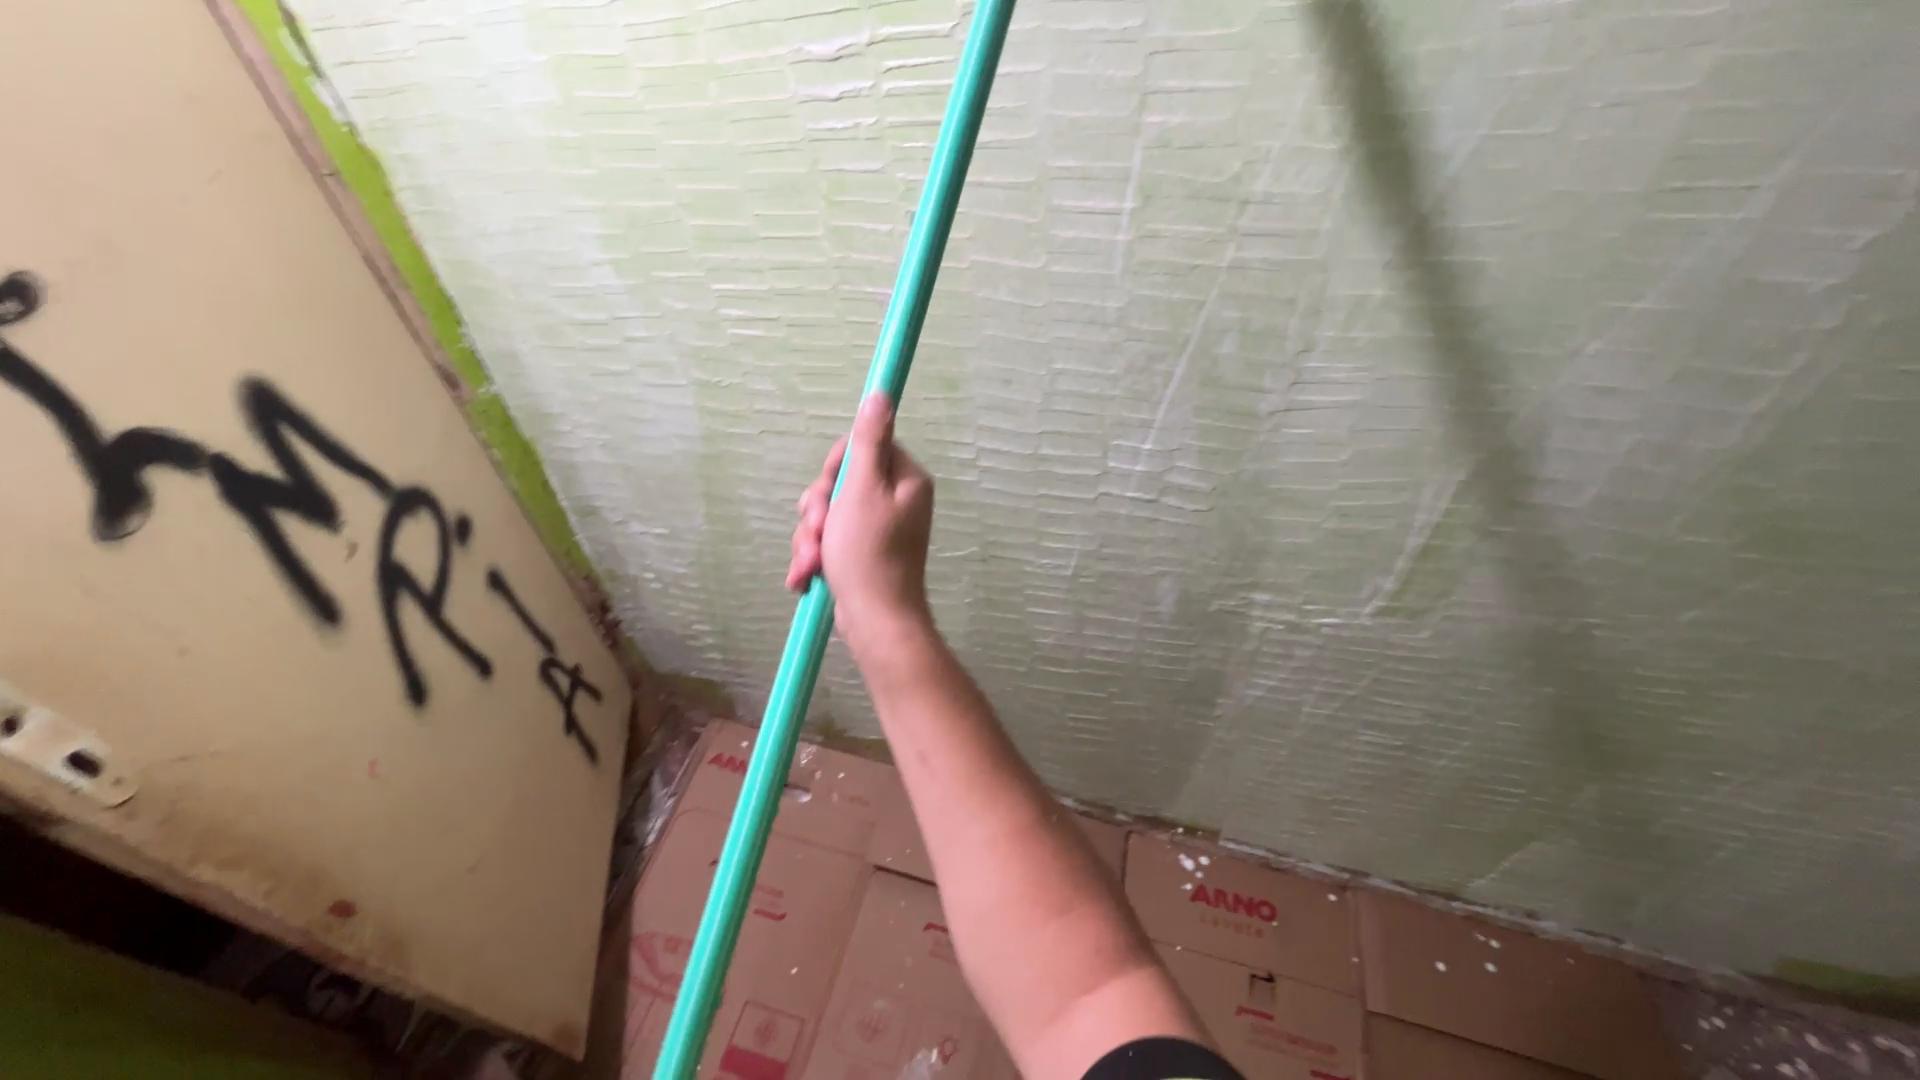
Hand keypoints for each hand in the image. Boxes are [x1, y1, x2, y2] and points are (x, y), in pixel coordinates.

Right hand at [787, 394, 935, 649]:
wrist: (874, 622)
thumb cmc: (869, 555)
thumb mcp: (862, 491)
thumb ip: (868, 442)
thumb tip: (880, 394)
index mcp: (905, 480)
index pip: (861, 447)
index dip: (834, 469)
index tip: (828, 491)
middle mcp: (896, 500)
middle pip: (840, 482)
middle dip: (817, 510)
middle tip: (817, 532)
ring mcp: (878, 529)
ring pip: (828, 514)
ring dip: (810, 538)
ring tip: (810, 564)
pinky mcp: (862, 553)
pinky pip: (829, 540)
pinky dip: (814, 557)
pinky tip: (806, 578)